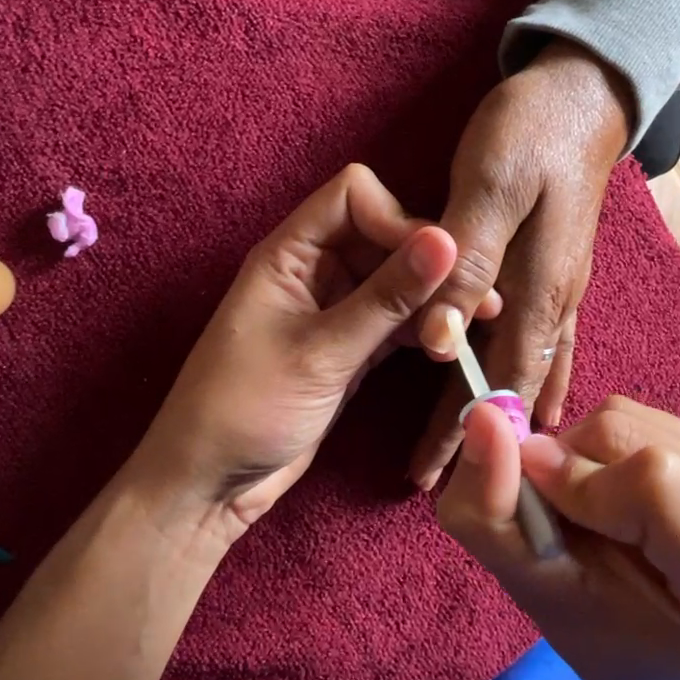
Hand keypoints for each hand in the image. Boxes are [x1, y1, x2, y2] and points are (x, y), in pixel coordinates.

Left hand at [132, 164, 456, 537]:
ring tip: (470, 326)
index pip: (353, 196)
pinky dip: (421, 330)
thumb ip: (386, 297)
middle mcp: (313, 271)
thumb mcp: (321, 352)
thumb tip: (446, 241)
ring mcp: (333, 310)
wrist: (208, 483)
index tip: (435, 261)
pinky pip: (394, 321)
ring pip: (395, 280)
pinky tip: (451, 347)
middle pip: (383, 236)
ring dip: (431, 300)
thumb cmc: (244, 410)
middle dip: (426, 264)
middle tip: (471, 303)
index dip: (397, 218)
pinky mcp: (348, 348)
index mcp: (289, 253)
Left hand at [408, 39, 630, 488]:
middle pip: (514, 382)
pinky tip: (526, 389)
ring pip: (533, 366)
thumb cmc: (531, 129)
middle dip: (480, 434)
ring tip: (488, 458)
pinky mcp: (554, 266)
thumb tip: (440, 340)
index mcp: (536, 286)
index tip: (436, 477)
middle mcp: (555, 297)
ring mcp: (560, 283)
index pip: (497, 378)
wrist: (586, 89)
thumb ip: (468, 261)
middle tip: (442, 483)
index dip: (465, 428)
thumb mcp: (491, 184)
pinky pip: (543, 337)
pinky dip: (530, 374)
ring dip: (507, 411)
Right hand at [437, 396, 679, 679]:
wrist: (673, 653)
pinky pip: (663, 419)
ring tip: (607, 516)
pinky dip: (624, 449)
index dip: (577, 484)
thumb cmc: (607, 639)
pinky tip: (637, 501)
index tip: (544, 513)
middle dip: (578, 467)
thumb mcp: (535, 590)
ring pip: (643, 419)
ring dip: (596, 456)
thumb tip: (484, 414)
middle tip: (574, 524)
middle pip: (642, 439)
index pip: (654, 482)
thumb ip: (492, 512)